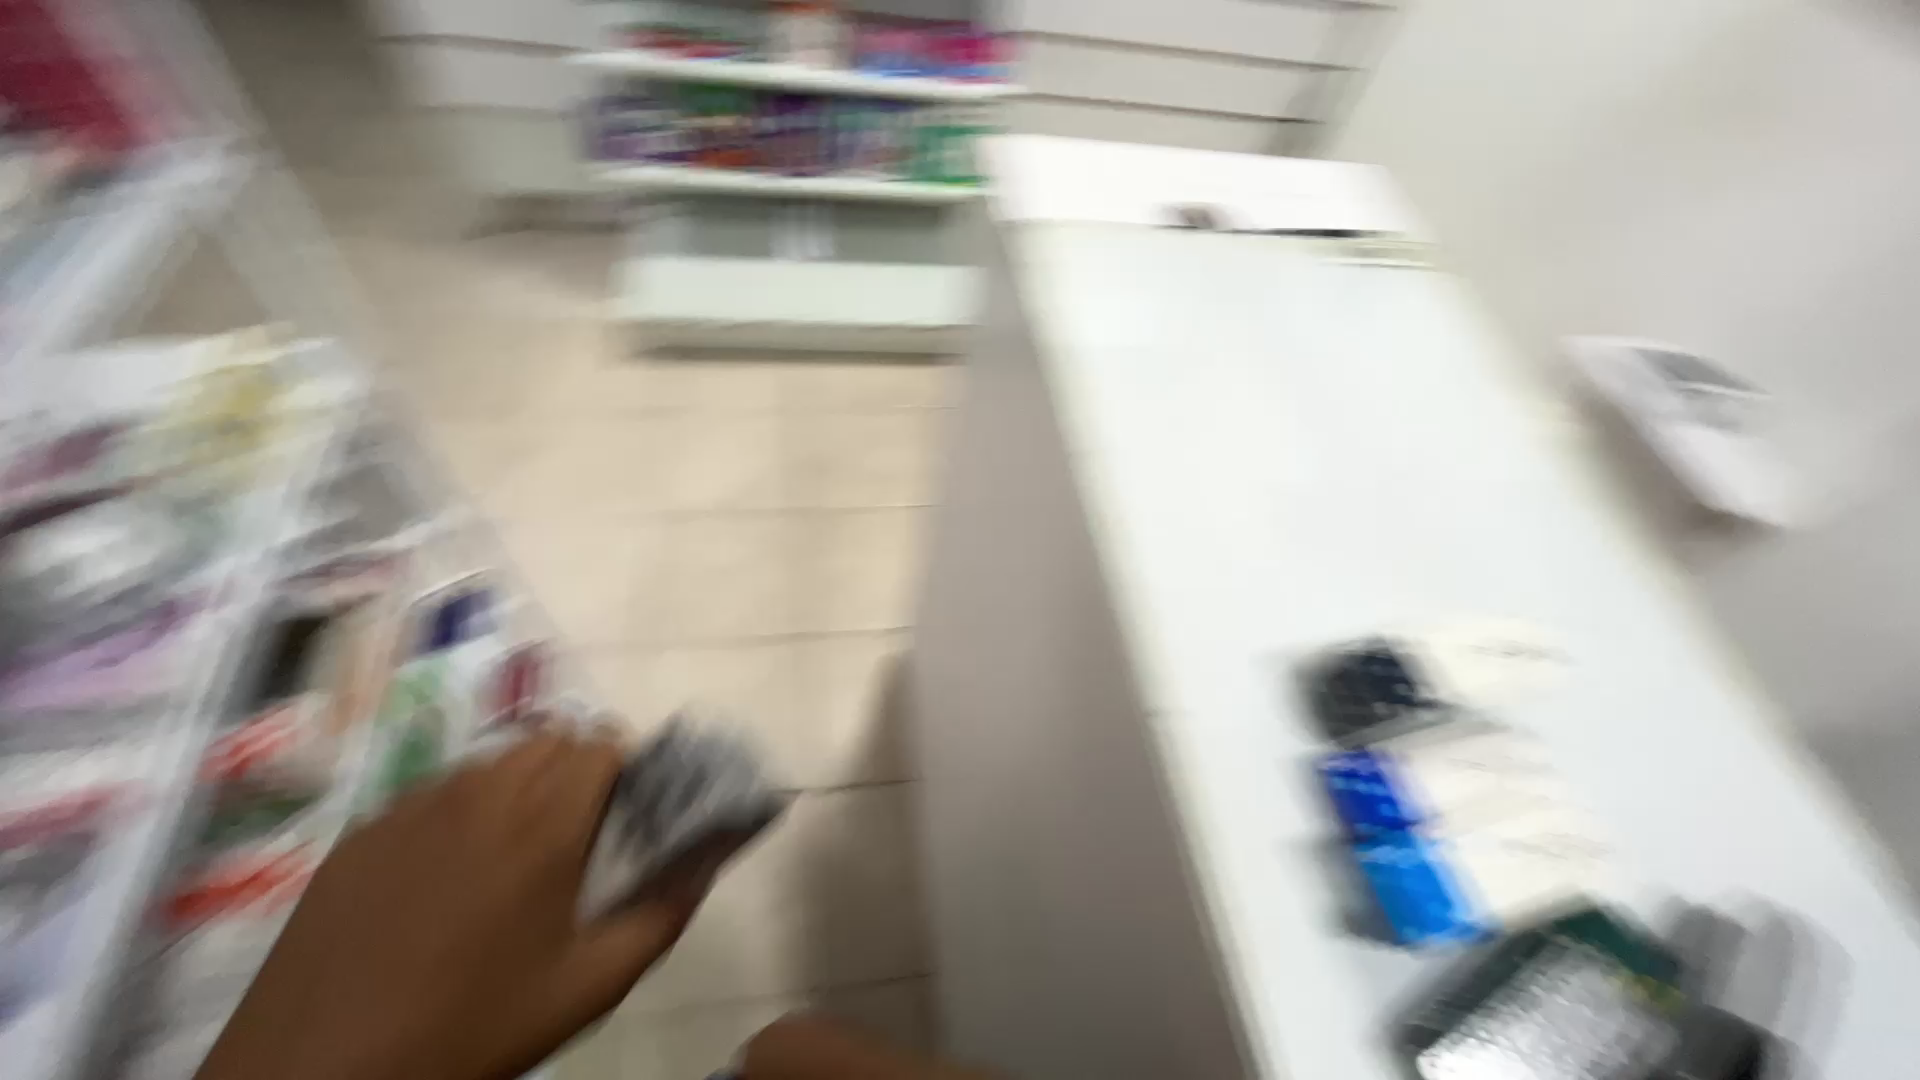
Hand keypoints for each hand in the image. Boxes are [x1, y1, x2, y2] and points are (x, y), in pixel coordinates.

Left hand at [196, 731, 726, 1079]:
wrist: (314, 1077)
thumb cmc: (472, 1026)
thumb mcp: (589, 986)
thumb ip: (663, 915)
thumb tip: (705, 865)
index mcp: (541, 820)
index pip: (601, 742)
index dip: (625, 767)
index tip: (626, 813)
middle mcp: (479, 793)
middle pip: (550, 739)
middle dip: (578, 768)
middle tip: (577, 833)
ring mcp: (411, 808)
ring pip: (492, 760)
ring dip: (521, 783)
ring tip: (514, 853)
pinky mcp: (361, 833)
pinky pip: (433, 794)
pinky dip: (460, 811)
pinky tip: (444, 878)